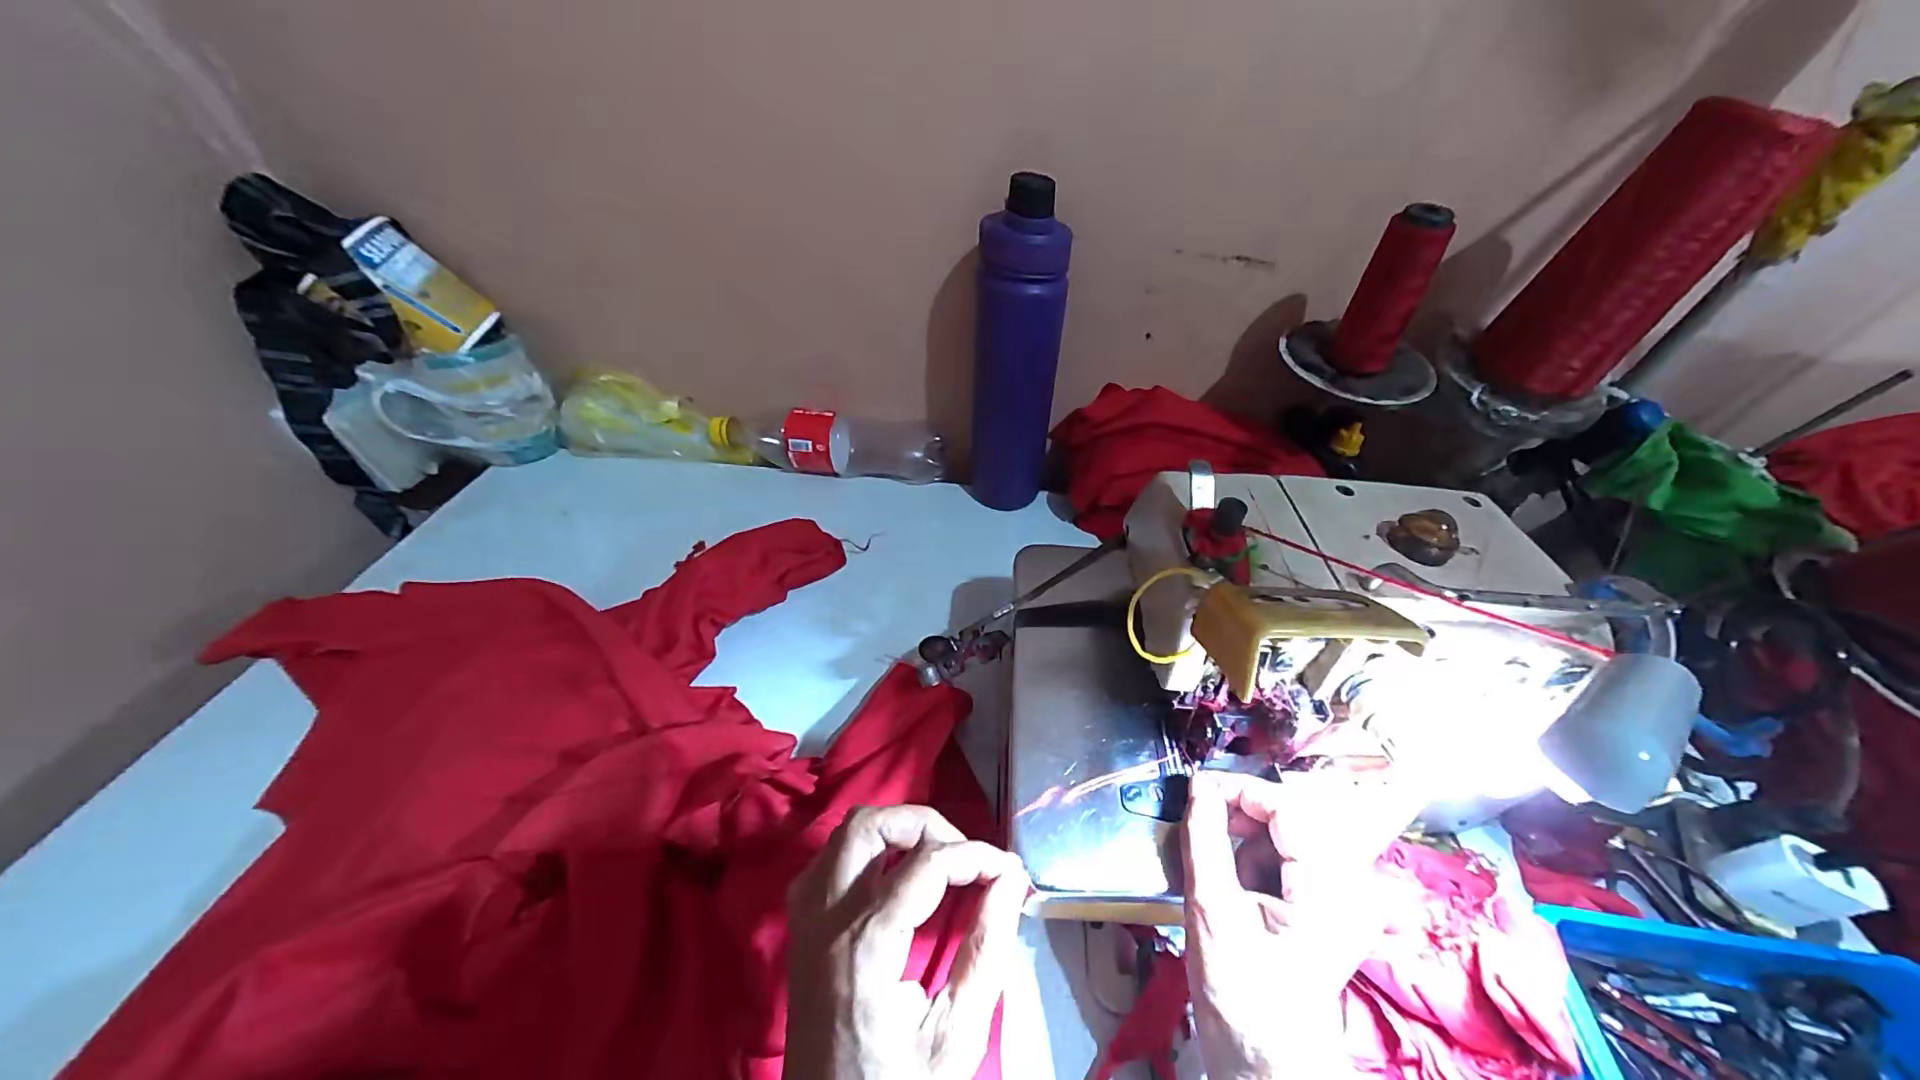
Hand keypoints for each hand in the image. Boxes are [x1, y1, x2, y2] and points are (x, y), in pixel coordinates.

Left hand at [785, 805, 1030, 1079]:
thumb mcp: (956, 1038)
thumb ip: (986, 951)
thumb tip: (1010, 880)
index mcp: (865, 949)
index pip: (926, 864)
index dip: (976, 856)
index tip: (1009, 870)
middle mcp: (825, 921)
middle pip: (869, 826)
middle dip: (926, 824)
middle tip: (965, 854)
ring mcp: (803, 921)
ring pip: (843, 833)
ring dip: (894, 830)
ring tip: (935, 856)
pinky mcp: (798, 929)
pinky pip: (826, 860)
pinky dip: (864, 850)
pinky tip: (892, 873)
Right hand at [1181, 770, 1425, 1079]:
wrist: (1267, 1062)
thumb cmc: (1242, 994)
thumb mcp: (1212, 910)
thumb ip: (1204, 839)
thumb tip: (1197, 787)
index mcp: (1333, 887)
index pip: (1287, 806)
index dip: (1238, 787)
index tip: (1194, 787)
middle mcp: (1350, 885)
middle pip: (1292, 816)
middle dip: (1240, 811)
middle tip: (1198, 818)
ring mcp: (1344, 897)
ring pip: (1288, 833)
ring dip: (1246, 835)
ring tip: (1215, 860)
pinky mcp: (1329, 907)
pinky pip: (1290, 858)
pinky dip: (1256, 856)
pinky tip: (1235, 882)